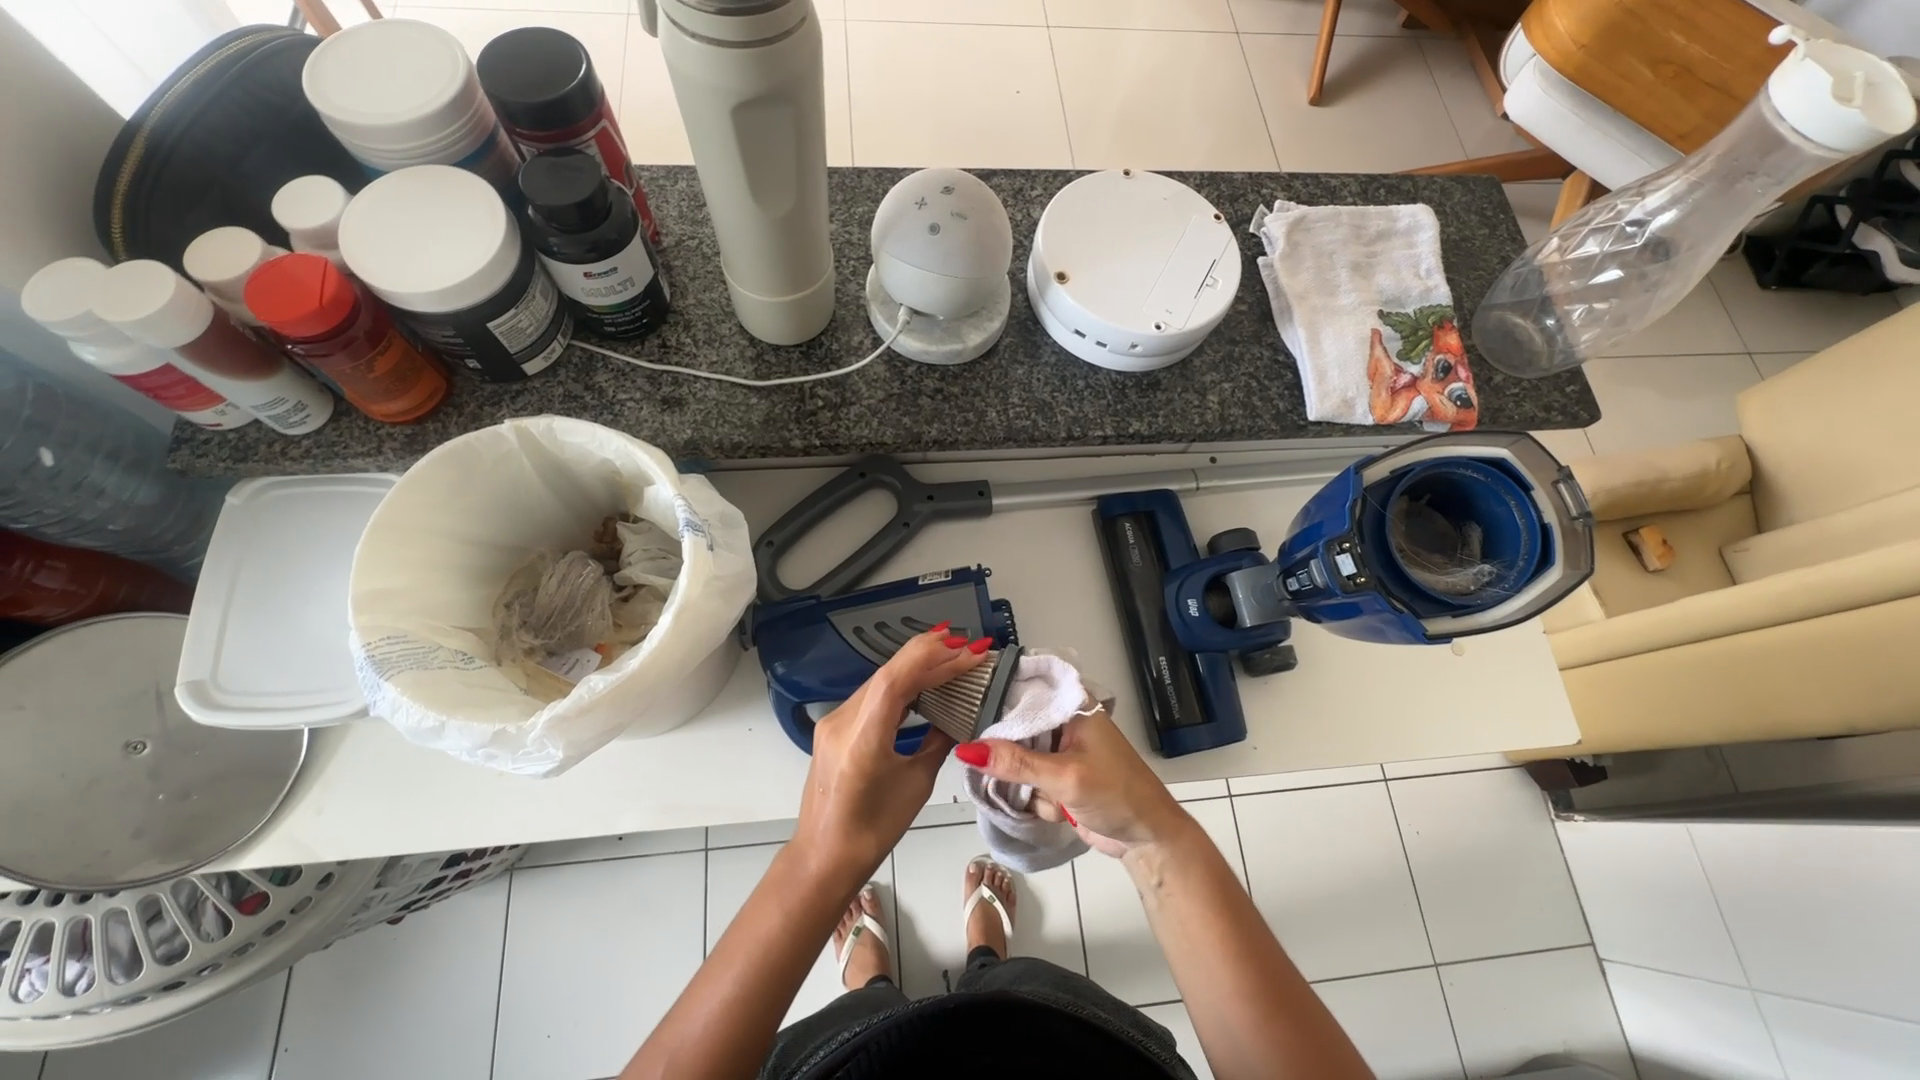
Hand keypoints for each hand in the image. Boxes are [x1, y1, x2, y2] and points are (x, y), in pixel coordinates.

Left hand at [791, 629, 986, 889]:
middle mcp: (842, 721)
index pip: (897, 679)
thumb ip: (938, 743)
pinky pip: (871, 695)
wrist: (824, 855)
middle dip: (930, 654)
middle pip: (888, 673)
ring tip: (953, 655)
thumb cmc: (872, 830)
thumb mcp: (916, 784)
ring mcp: (834, 722)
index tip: (970, 651)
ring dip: (916, 666)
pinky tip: (923, 680)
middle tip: (969, 646)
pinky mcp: (834, 727)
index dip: (935, 659)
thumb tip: (960, 718)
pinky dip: (900, 683)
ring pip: (880, 680)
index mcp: (862, 737)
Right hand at [958, 707, 1189, 858]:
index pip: (1024, 689)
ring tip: (1051, 798)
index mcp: (1071, 705)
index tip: (966, 709)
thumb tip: (967, 750)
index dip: (995, 698)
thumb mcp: (1065, 777)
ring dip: (1026, 785)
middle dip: (1010, 756)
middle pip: (1014, 728)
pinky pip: (1027, 784)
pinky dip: (1037, 799)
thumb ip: (1016, 763)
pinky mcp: (1056, 778)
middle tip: (1009, 771)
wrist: (1145, 837)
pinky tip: (1058, 810)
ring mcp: (1059, 752)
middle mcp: (1063, 722)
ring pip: (1016, 761)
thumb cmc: (1117, 794)